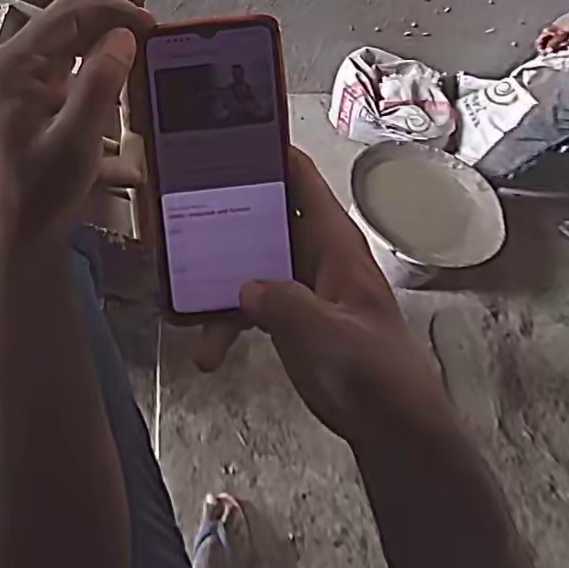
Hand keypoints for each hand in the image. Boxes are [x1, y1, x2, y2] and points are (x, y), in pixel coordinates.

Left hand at [0, 0, 151, 240]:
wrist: (25, 222)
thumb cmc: (45, 188)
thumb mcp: (76, 140)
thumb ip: (98, 86)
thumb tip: (123, 37)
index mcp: (14, 66)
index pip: (67, 15)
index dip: (112, 12)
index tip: (150, 25)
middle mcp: (13, 61)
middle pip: (67, 20)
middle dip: (111, 20)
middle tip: (151, 35)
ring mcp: (22, 73)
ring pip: (70, 35)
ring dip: (106, 35)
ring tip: (142, 46)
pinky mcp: (34, 87)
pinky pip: (69, 56)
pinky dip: (97, 54)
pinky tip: (121, 66)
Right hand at [195, 150, 455, 444]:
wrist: (390, 428)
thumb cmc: (375, 374)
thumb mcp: (329, 336)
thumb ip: (285, 304)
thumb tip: (243, 289)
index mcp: (332, 241)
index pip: (299, 176)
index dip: (265, 150)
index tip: (221, 139)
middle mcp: (310, 251)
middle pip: (261, 211)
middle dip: (223, 206)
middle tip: (177, 198)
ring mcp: (296, 281)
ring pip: (245, 256)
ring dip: (214, 271)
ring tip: (179, 285)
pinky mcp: (284, 311)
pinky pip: (244, 298)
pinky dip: (223, 317)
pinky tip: (206, 347)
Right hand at [534, 5, 568, 53]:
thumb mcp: (563, 34)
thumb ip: (554, 42)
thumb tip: (546, 51)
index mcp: (548, 31)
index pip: (539, 41)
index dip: (541, 47)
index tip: (546, 53)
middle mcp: (551, 32)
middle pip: (547, 43)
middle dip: (552, 48)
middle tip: (559, 50)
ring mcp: (558, 32)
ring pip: (555, 42)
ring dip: (560, 46)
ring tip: (567, 46)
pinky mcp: (565, 33)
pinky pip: (562, 41)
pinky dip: (565, 44)